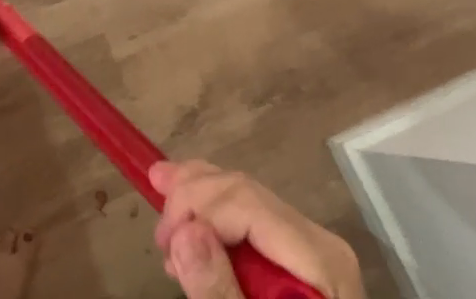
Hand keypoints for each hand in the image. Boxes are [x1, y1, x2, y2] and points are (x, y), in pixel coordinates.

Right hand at [151, 161, 363, 298]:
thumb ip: (220, 294)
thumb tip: (186, 232)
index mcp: (319, 261)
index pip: (248, 204)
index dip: (199, 209)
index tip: (162, 246)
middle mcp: (318, 242)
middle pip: (246, 193)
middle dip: (195, 196)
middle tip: (155, 223)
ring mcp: (310, 248)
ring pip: (247, 197)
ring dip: (201, 196)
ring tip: (162, 187)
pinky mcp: (299, 260)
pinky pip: (252, 217)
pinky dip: (216, 211)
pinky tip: (191, 208)